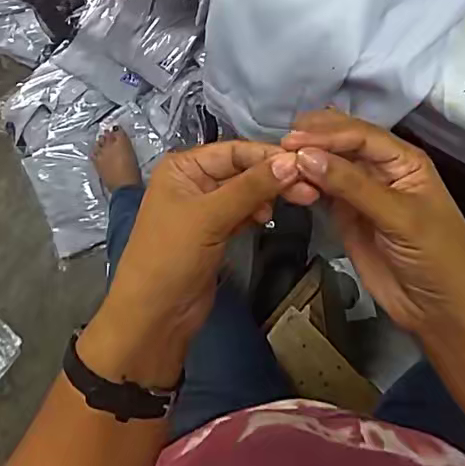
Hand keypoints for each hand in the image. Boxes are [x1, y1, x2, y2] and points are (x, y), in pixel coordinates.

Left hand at [78, 141, 300, 388]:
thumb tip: (290, 163)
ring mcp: (204, 208)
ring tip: (300, 200)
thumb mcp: (210, 216)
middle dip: (273, 176)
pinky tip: (270, 217)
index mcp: (182, 166)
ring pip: (245, 191)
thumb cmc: (172, 256)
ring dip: (270, 195)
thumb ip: (250, 188)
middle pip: (241, 169)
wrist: (155, 315)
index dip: (267, 155)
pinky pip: (243, 212)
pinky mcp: (216, 232)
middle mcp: (193, 180)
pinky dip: (258, 212)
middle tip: (309, 188)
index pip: (232, 150)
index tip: (304, 163)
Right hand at [281, 110, 464, 335]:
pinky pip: (320, 189)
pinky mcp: (345, 213)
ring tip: (279, 163)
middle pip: (340, 142)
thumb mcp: (400, 218)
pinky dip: (303, 184)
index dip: (326, 134)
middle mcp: (379, 167)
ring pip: (327, 163)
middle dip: (312, 139)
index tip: (293, 140)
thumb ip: (353, 185)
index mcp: (402, 159)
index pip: (359, 134)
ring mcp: (360, 190)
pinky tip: (287, 182)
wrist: (443, 314)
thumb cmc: (438, 259)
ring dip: (305, 161)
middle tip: (281, 144)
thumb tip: (305, 156)